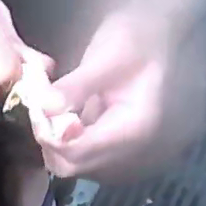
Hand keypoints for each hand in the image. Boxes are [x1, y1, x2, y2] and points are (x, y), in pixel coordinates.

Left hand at [42, 8, 202, 180]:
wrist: (168, 37)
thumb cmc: (140, 37)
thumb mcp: (106, 55)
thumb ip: (75, 86)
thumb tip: (42, 107)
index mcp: (136, 130)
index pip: (76, 152)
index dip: (48, 133)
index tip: (37, 106)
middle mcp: (137, 155)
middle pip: (75, 166)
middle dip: (51, 139)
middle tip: (42, 107)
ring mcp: (133, 161)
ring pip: (79, 167)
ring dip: (60, 143)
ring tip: (58, 109)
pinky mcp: (128, 158)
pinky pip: (90, 162)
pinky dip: (74, 144)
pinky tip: (73, 118)